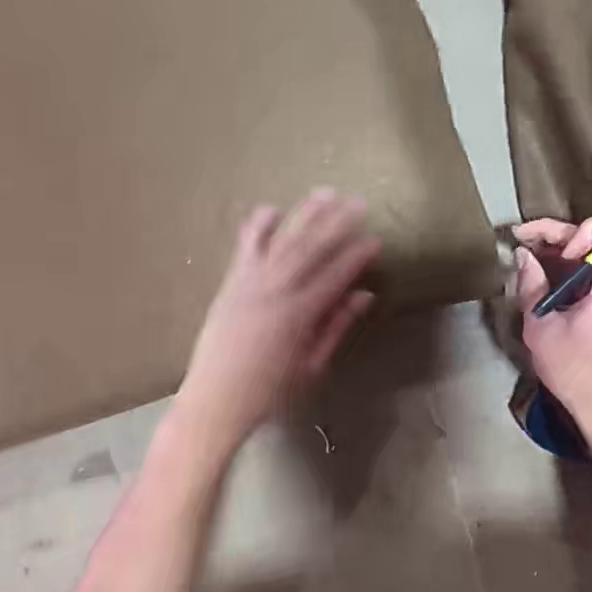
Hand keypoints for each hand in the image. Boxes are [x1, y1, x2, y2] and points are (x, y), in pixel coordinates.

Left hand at [176, 188, 379, 449]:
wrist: (216, 398)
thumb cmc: (268, 392)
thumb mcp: (311, 366)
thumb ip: (336, 327)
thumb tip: (362, 296)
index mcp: (299, 315)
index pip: (335, 275)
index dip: (357, 256)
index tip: (375, 239)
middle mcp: (275, 291)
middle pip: (311, 249)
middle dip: (337, 223)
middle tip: (358, 202)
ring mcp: (249, 284)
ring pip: (282, 241)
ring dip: (305, 215)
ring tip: (325, 193)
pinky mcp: (230, 285)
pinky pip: (246, 249)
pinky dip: (258, 227)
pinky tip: (271, 209)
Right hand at [513, 214, 591, 439]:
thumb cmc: (574, 369)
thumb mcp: (541, 328)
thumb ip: (531, 286)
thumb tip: (522, 254)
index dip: (589, 228)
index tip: (563, 255)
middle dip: (563, 234)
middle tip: (523, 239)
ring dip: (566, 250)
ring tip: (529, 257)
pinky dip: (576, 268)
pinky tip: (548, 277)